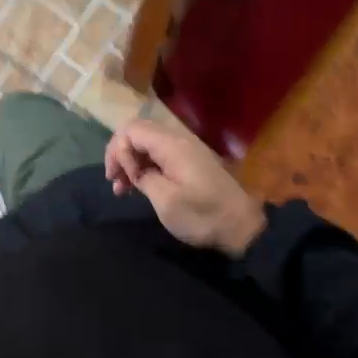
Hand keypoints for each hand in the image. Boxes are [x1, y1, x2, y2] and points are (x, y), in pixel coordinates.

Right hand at [104, 118, 266, 256]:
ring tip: (122, 188)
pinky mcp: (191, 163)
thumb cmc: (203, 215)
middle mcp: (178, 140)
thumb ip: (143, 177)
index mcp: (171, 145)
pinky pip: (160, 155)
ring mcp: (186, 151)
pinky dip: (146, 167)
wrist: (243, 227)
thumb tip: (135, 168)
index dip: (117, 150)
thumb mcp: (166, 200)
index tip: (119, 177)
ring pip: (148, 144)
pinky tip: (140, 186)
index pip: (131, 130)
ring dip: (131, 162)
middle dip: (120, 155)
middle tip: (114, 181)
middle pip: (138, 133)